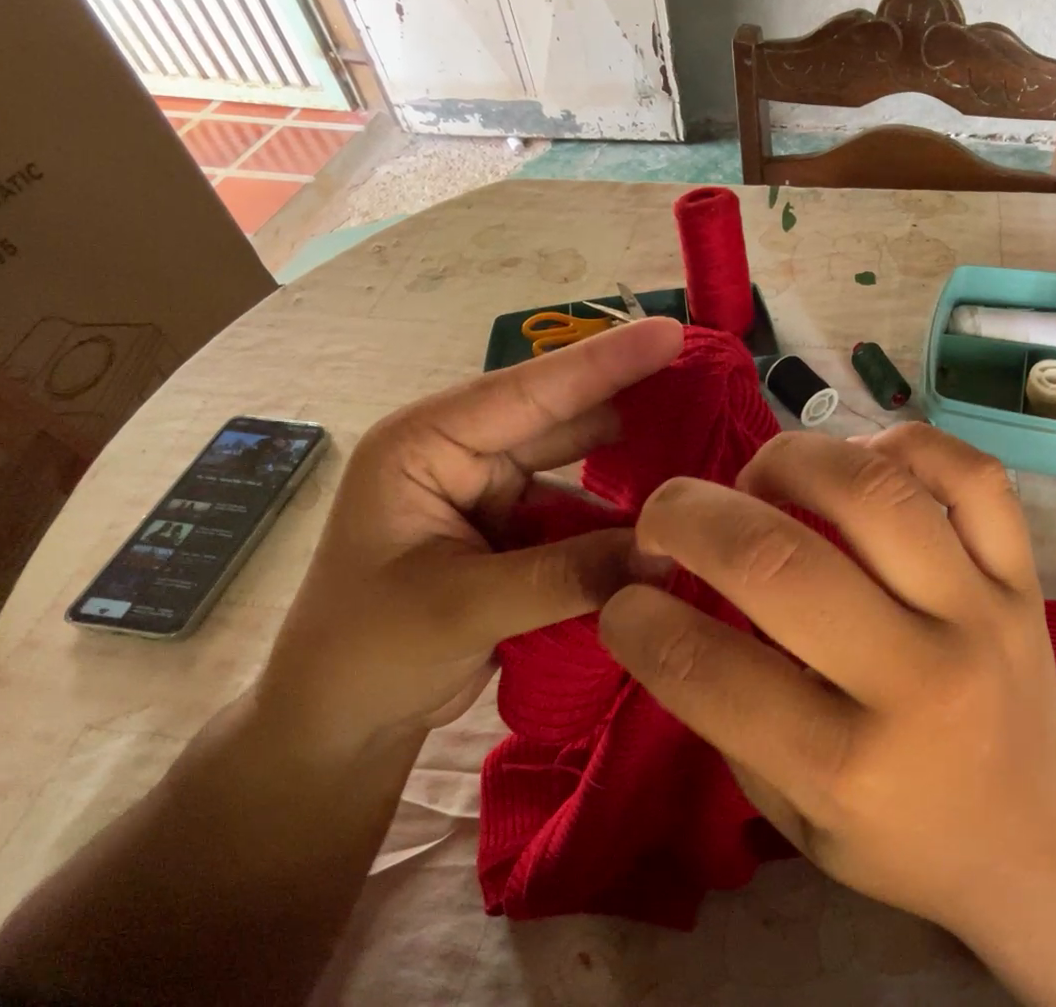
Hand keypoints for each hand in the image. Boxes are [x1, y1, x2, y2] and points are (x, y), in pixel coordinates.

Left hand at [259, 317, 684, 744]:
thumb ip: (568, 575)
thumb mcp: (464, 607)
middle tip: (713, 392)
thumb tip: (668, 552)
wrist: (342, 722)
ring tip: (706, 458)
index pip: (526, 391)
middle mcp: (462, 455)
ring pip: (579, 469)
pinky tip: (670, 521)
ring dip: (633, 472)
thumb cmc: (369, 651)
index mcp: (425, 445)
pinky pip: (582, 516)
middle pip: (561, 418)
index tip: (674, 333)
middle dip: (632, 405)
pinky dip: (620, 522)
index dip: (605, 362)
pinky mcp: (518, 535)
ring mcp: (493, 495)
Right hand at [598, 423, 1055, 936]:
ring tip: (756, 479)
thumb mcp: (789, 816)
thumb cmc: (897, 840)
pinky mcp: (1026, 581)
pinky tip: (859, 461)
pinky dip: (904, 444)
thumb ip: (727, 715)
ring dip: (789, 460)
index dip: (638, 620)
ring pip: (876, 491)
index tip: (624, 599)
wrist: (1028, 848)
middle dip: (688, 518)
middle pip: (782, 561)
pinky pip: (975, 478)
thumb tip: (669, 604)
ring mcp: (985, 617)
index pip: (710, 670)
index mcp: (848, 766)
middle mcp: (921, 681)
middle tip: (663, 519)